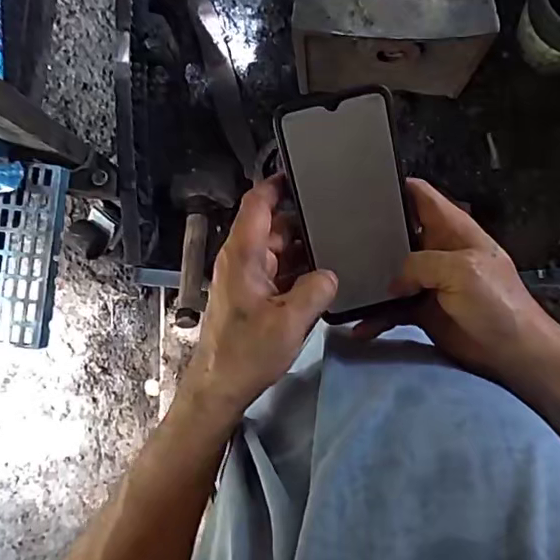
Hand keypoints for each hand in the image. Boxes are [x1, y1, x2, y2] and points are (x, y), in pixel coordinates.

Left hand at [178, 176, 336, 418]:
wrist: (220, 385)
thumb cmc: (247, 352)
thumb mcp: (290, 321)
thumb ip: (316, 290)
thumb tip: (330, 274)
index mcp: (243, 254)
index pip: (256, 203)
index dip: (277, 184)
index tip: (302, 173)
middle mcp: (240, 259)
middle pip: (273, 226)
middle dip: (303, 222)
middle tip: (338, 221)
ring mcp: (244, 276)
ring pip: (278, 249)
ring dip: (302, 251)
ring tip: (336, 249)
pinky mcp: (250, 293)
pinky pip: (277, 270)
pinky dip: (296, 270)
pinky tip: (320, 278)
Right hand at [357, 179, 559, 401]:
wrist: (513, 354)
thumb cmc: (500, 304)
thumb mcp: (461, 270)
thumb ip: (420, 264)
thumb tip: (393, 280)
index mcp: (453, 231)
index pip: (422, 197)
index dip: (396, 187)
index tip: (366, 188)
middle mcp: (438, 252)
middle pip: (397, 234)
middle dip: (371, 236)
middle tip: (341, 238)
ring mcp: (428, 282)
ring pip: (388, 273)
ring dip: (368, 280)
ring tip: (344, 285)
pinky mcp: (421, 309)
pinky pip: (389, 309)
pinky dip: (375, 316)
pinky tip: (360, 325)